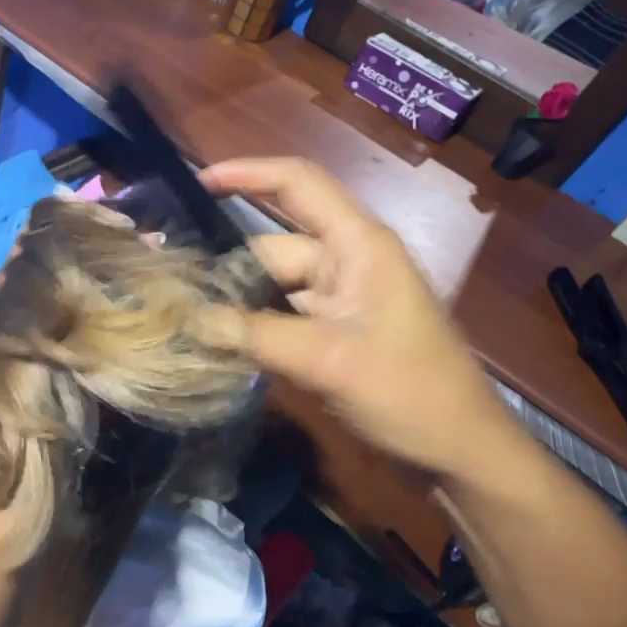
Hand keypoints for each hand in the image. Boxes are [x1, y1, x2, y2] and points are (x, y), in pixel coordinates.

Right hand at [198, 158, 522, 477]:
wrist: (459, 452)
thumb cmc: (409, 393)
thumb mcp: (328, 361)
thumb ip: (255, 335)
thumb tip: (188, 317)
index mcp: (357, 245)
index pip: (299, 185)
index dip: (247, 173)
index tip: (193, 185)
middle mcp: (346, 262)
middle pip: (271, 246)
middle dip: (224, 265)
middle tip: (167, 290)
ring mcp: (339, 300)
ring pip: (270, 285)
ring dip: (233, 301)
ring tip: (179, 317)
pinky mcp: (332, 333)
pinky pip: (279, 317)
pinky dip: (249, 327)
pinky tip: (213, 343)